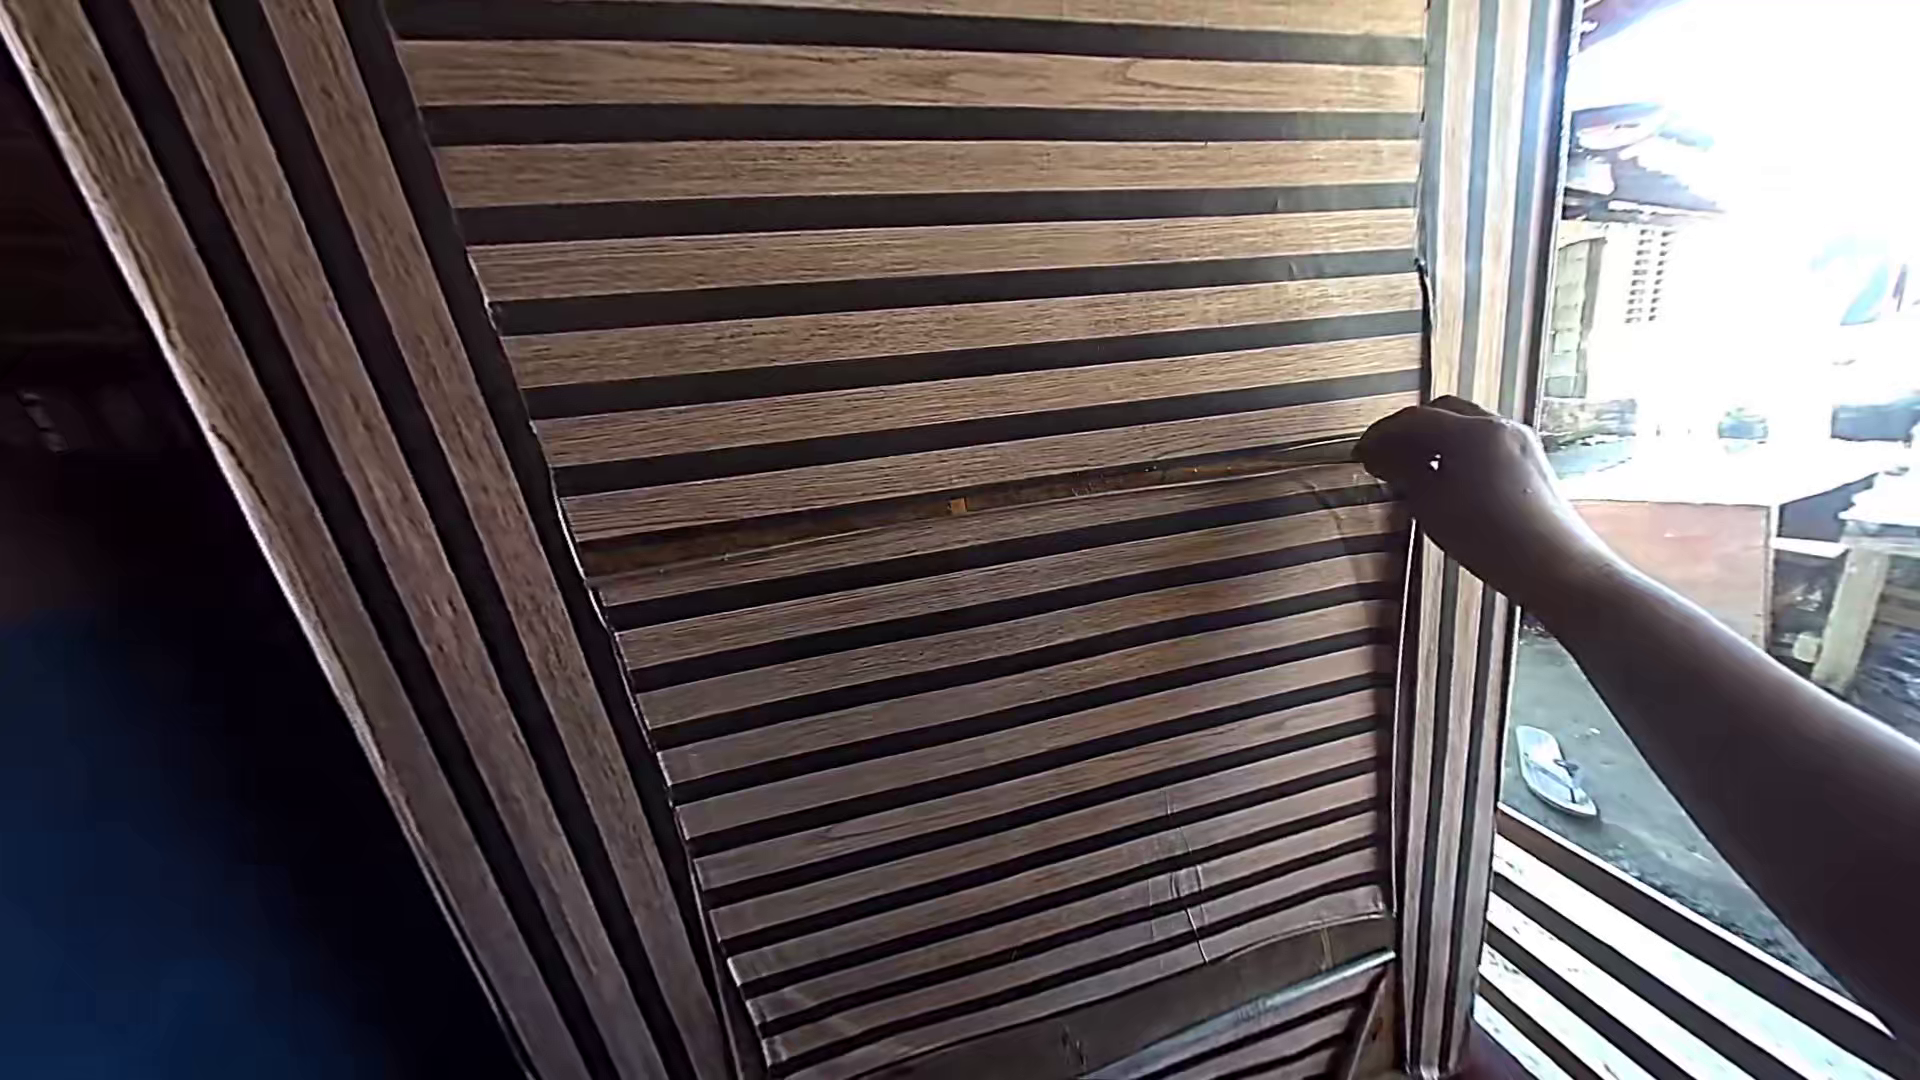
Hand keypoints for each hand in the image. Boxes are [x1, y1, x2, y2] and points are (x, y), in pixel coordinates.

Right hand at [1354, 397, 1621, 612]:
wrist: (1551, 563)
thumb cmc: (1484, 535)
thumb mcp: (1428, 502)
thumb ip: (1402, 471)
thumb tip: (1381, 455)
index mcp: (1470, 433)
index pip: (1412, 418)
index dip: (1379, 433)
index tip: (1359, 452)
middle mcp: (1497, 426)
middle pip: (1440, 410)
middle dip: (1406, 428)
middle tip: (1381, 453)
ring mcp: (1517, 439)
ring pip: (1462, 421)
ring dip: (1430, 436)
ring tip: (1406, 465)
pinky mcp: (1527, 457)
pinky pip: (1481, 437)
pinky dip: (1453, 446)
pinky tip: (1439, 474)